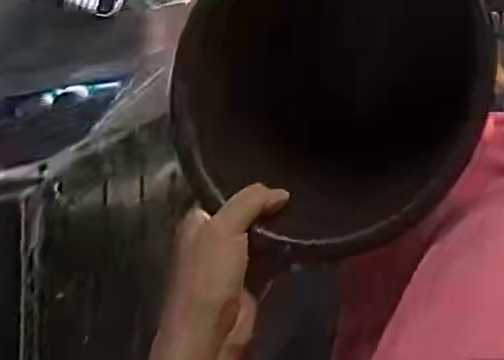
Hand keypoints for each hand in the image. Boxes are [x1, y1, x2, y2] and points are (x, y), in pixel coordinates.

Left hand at [155, 184, 289, 359]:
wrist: (209, 337)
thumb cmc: (208, 277)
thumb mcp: (225, 228)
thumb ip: (251, 201)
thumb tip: (283, 193)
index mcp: (198, 221)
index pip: (222, 189)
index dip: (245, 178)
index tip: (274, 166)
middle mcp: (214, 237)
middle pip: (246, 209)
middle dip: (268, 199)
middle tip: (295, 183)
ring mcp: (233, 260)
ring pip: (261, 231)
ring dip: (279, 222)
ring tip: (304, 202)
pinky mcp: (251, 280)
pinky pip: (272, 255)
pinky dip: (285, 246)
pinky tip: (303, 231)